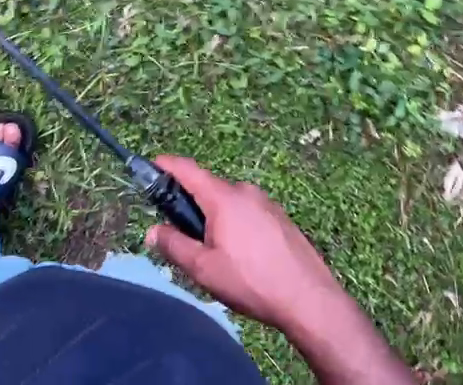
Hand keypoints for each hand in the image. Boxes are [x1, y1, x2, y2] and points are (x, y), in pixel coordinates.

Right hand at [143, 156, 353, 335]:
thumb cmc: (251, 281)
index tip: (153, 164)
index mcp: (223, 197)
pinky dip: (236, 224)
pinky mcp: (281, 217)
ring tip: (216, 252)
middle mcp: (244, 191)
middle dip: (192, 203)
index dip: (167, 165)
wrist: (310, 300)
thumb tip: (152, 231)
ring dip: (216, 217)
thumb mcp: (204, 269)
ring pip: (230, 202)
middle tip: (183, 234)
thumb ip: (174, 246)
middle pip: (209, 188)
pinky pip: (248, 212)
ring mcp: (266, 202)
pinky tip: (242, 255)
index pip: (188, 170)